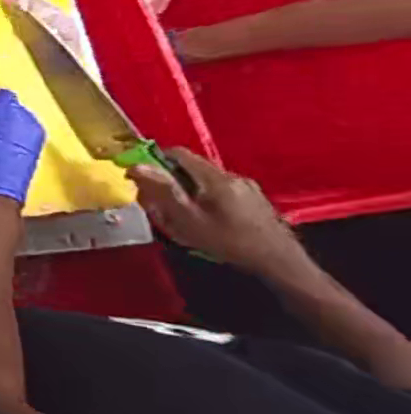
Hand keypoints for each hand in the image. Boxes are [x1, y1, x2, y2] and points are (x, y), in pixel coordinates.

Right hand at [129, 148, 307, 274]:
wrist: (277, 260)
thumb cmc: (225, 240)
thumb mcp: (186, 218)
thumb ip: (162, 190)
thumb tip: (136, 166)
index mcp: (215, 179)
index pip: (179, 154)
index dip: (153, 159)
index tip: (137, 175)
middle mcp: (232, 176)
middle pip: (190, 167)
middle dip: (167, 179)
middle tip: (154, 201)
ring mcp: (246, 186)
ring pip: (202, 179)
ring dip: (183, 189)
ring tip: (175, 212)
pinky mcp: (251, 196)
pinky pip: (216, 188)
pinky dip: (199, 195)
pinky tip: (198, 215)